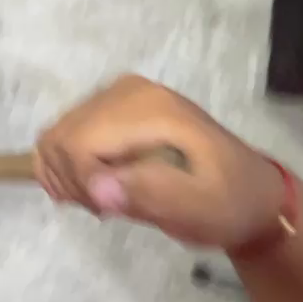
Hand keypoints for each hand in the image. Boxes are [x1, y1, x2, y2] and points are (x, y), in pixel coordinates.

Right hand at [37, 75, 285, 249]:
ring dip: (68, 178)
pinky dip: (65, 168)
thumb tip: (99, 188)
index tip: (107, 210)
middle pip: (59, 139)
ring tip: (105, 199)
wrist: (248, 189)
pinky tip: (95, 186)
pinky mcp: (107, 108)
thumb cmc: (227, 203)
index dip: (81, 183)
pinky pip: (61, 136)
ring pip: (53, 139)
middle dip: (73, 183)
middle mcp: (124, 91)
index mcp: (149, 108)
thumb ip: (151, 194)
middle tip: (106, 208)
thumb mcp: (201, 209)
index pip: (78, 141)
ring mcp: (113, 96)